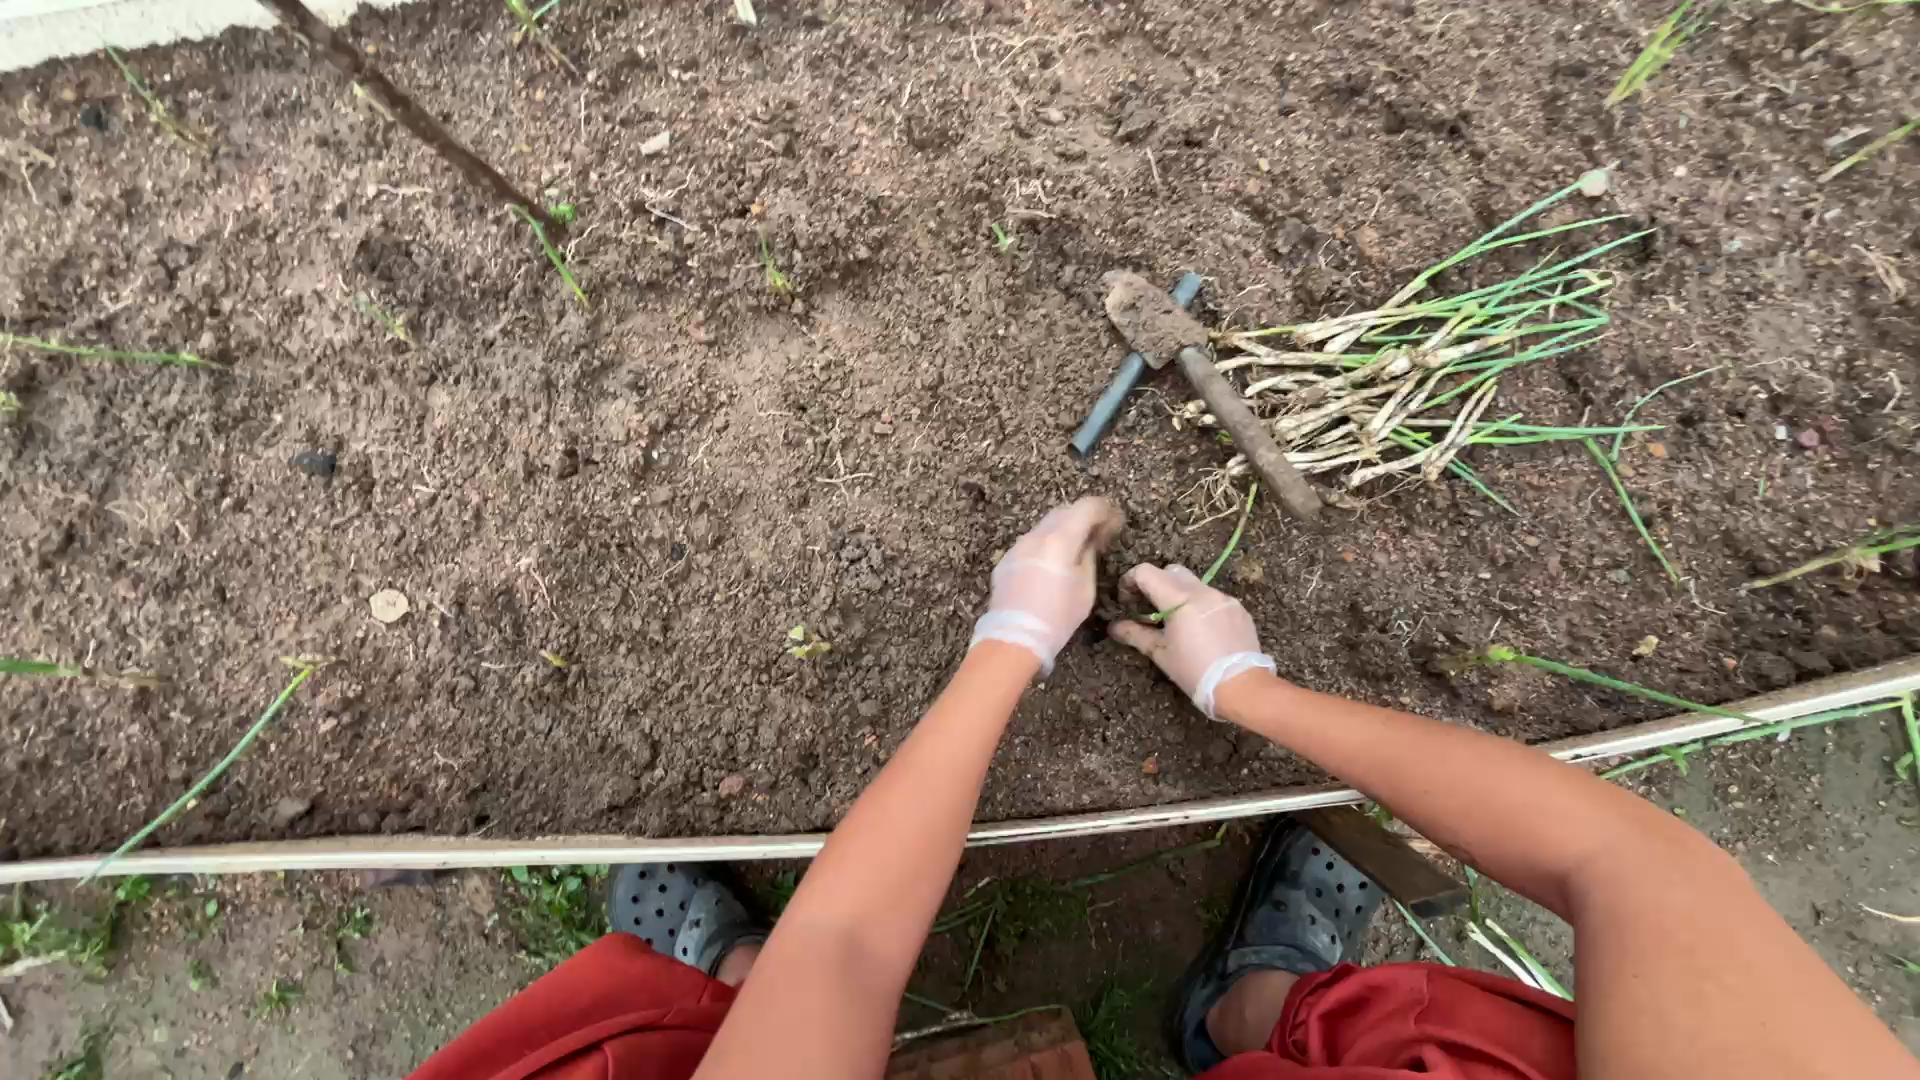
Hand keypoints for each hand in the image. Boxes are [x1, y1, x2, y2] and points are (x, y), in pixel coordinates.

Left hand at [970, 497, 1123, 673]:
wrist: (1014, 637)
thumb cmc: (1057, 617)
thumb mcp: (1085, 588)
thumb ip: (1089, 556)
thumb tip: (1091, 541)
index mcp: (1060, 540)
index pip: (1087, 506)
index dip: (1105, 510)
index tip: (1115, 523)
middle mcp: (1035, 536)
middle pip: (1064, 512)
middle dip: (1084, 518)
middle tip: (1099, 536)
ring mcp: (1017, 547)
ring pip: (1045, 526)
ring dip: (1064, 530)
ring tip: (1077, 551)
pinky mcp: (1006, 560)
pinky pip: (1031, 543)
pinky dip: (1047, 544)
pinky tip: (1053, 564)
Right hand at [1108, 565, 1274, 719]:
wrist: (1242, 686)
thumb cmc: (1195, 671)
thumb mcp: (1160, 653)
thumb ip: (1135, 634)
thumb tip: (1114, 627)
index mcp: (1180, 600)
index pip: (1146, 572)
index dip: (1129, 581)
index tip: (1126, 601)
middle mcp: (1203, 591)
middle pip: (1170, 571)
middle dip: (1154, 584)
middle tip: (1148, 608)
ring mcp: (1223, 598)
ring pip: (1193, 583)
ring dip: (1178, 594)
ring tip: (1175, 621)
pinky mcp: (1238, 608)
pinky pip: (1212, 597)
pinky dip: (1199, 605)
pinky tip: (1199, 629)